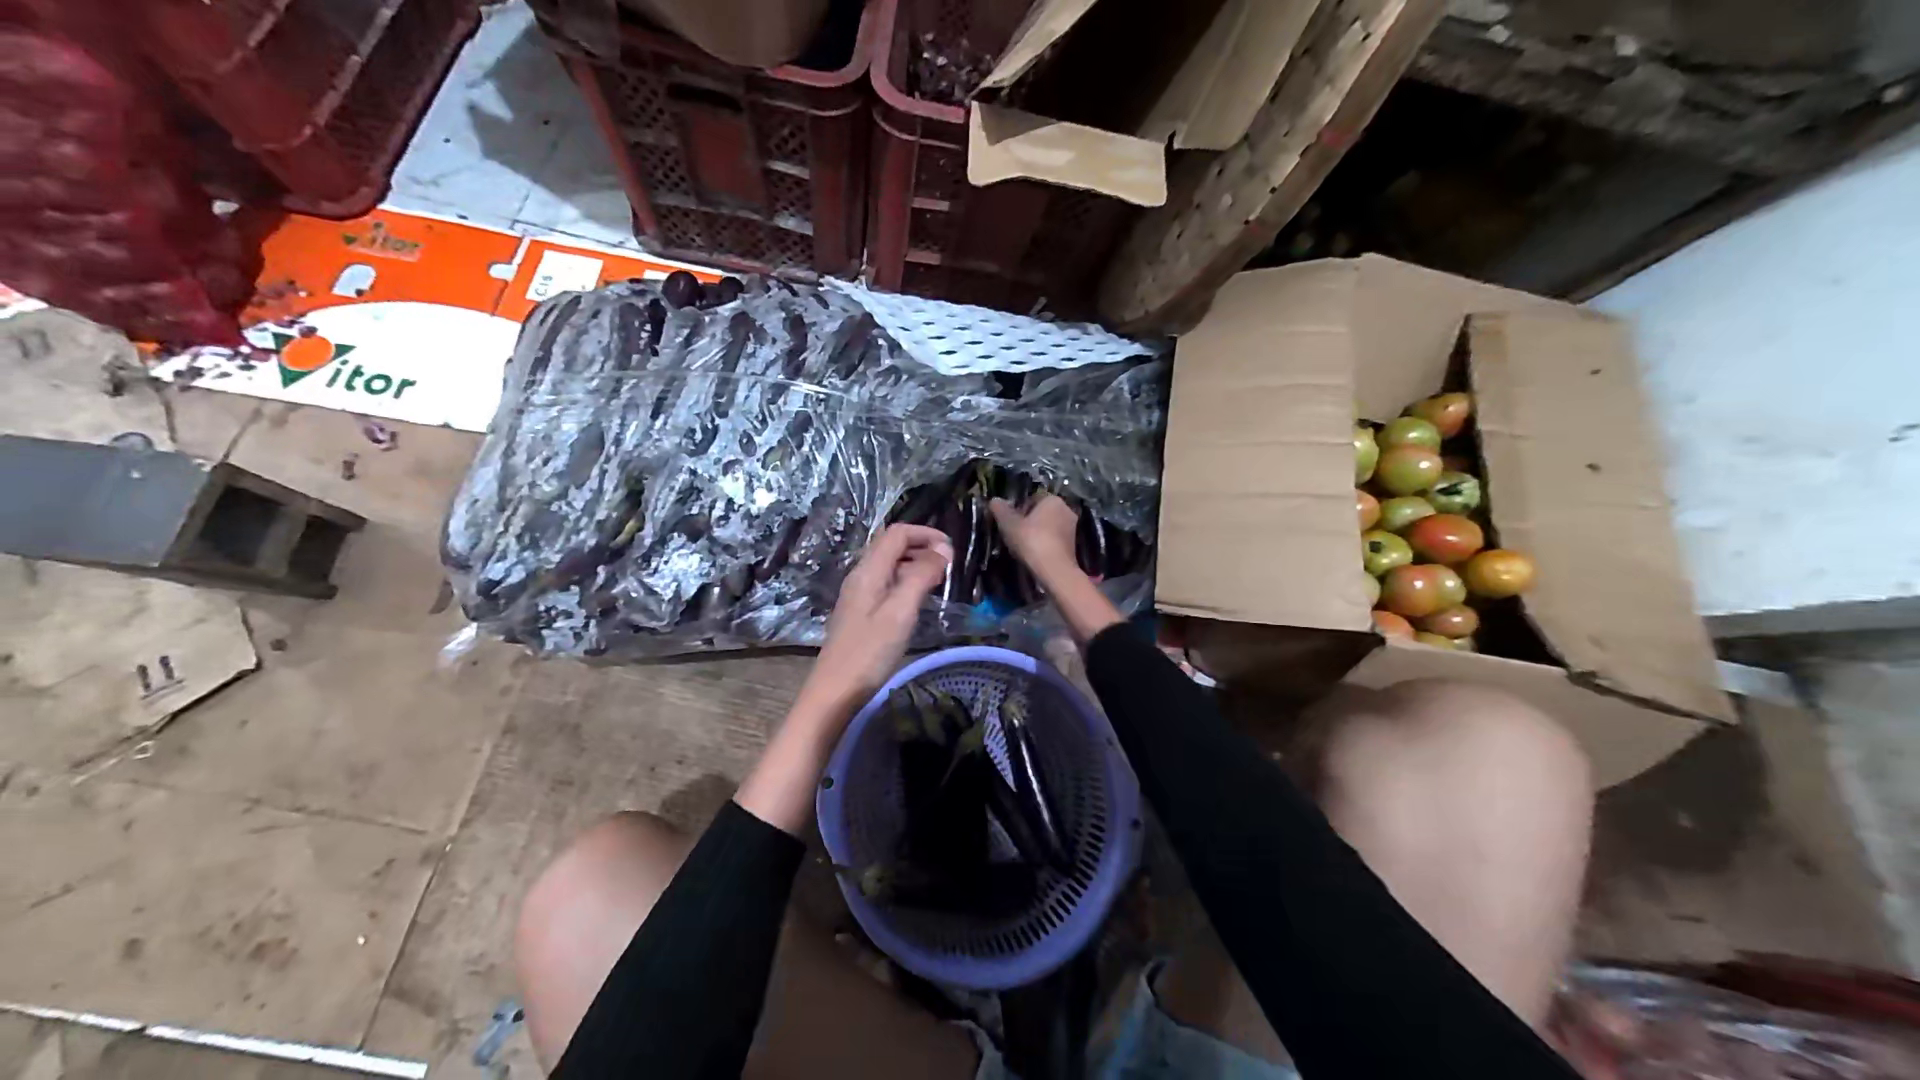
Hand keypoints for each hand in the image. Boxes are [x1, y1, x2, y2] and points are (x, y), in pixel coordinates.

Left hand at [805, 523, 952, 709]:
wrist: (836, 690)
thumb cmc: (870, 651)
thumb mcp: (901, 611)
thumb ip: (921, 576)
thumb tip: (943, 550)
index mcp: (869, 571)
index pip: (897, 534)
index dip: (925, 534)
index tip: (952, 549)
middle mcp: (861, 576)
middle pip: (891, 546)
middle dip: (922, 547)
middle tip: (950, 565)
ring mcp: (859, 594)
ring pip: (889, 565)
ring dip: (916, 564)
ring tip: (939, 580)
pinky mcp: (861, 612)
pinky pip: (886, 583)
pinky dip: (907, 581)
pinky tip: (919, 600)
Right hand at [989, 493, 1079, 585]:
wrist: (1054, 569)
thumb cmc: (1032, 541)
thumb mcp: (1009, 524)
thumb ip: (1000, 510)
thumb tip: (994, 500)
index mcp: (1052, 499)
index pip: (1032, 498)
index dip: (1019, 509)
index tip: (1010, 522)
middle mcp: (1066, 509)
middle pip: (1041, 512)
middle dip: (1028, 521)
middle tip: (1014, 534)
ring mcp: (1072, 527)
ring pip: (1048, 526)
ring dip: (1036, 532)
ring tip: (1023, 545)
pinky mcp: (1073, 544)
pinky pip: (1054, 538)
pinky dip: (1045, 543)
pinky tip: (1035, 554)